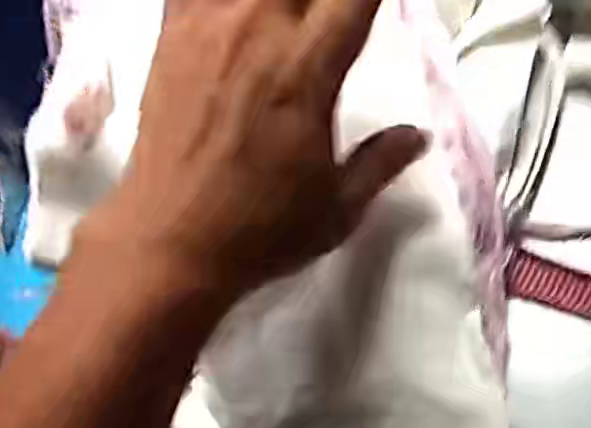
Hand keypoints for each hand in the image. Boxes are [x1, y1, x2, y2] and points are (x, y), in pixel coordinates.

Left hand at [75, 0, 427, 296]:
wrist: (178, 240)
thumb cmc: (266, 231)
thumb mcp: (339, 209)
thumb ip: (381, 163)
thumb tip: (419, 135)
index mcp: (306, 71)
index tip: (383, 6)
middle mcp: (256, 26)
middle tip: (334, 17)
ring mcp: (207, 20)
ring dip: (279, 0)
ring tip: (291, 21)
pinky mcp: (171, 28)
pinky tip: (242, 17)